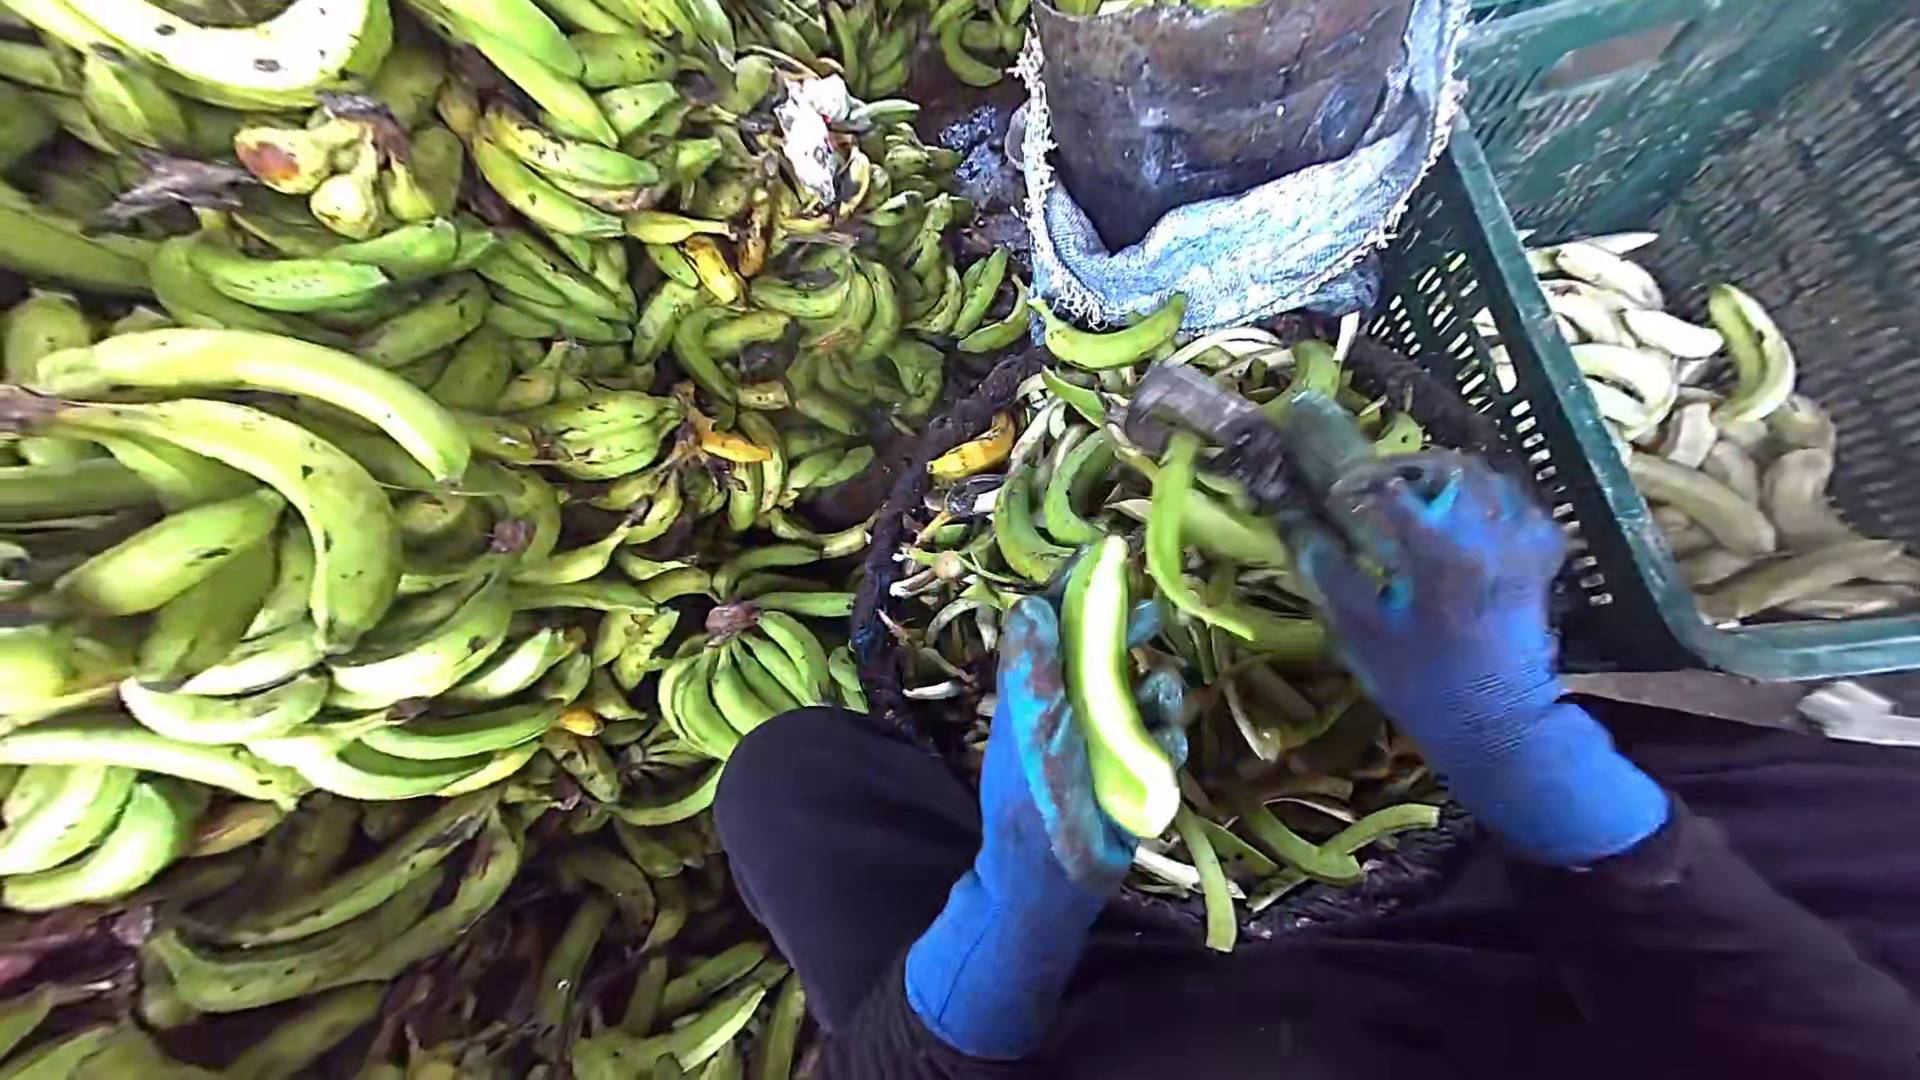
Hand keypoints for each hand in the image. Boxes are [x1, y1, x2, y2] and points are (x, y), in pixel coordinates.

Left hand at [905, 594, 1180, 1057]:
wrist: (1053, 875)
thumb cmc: (1032, 797)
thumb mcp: (1029, 728)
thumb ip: (1031, 669)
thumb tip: (1031, 602)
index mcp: (1038, 681)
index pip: (1056, 617)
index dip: (1077, 584)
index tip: (1104, 553)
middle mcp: (1071, 695)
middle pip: (1103, 643)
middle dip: (1128, 626)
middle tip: (1151, 614)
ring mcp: (1103, 726)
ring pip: (1140, 683)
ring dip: (1158, 682)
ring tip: (1163, 690)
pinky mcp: (1131, 758)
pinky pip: (1159, 730)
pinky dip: (1166, 731)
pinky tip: (1163, 743)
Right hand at [1302, 458, 1668, 865]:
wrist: (1497, 723)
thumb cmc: (1418, 679)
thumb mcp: (1359, 630)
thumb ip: (1331, 573)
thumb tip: (1301, 530)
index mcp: (1443, 556)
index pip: (1398, 491)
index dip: (1360, 482)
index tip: (1335, 491)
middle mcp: (1492, 541)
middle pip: (1456, 470)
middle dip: (1408, 466)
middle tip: (1373, 480)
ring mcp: (1523, 550)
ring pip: (1494, 481)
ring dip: (1448, 476)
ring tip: (1412, 490)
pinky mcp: (1538, 565)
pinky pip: (1521, 507)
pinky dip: (1488, 497)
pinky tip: (1463, 510)